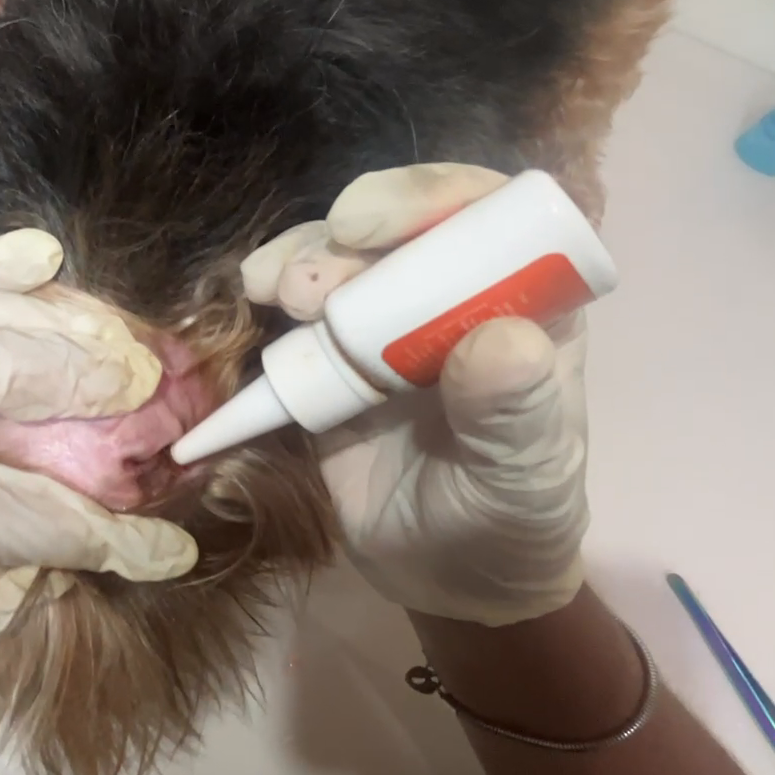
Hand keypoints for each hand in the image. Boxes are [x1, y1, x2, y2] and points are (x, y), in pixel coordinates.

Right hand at [241, 164, 588, 626]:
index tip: (369, 230)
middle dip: (345, 237)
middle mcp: (444, 299)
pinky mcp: (327, 355)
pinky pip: (294, 304)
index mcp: (517, 308)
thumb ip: (517, 416)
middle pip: (397, 226)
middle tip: (308, 289)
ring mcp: (380, 325)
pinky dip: (268, 289)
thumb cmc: (505, 524)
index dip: (431, 198)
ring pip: (336, 254)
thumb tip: (500, 340)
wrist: (438, 575)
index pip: (486, 218)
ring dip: (298, 258)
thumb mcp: (523, 481)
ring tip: (269, 292)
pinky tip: (251, 298)